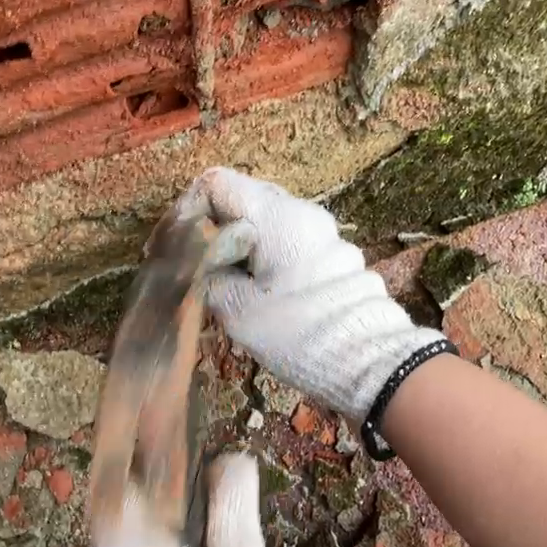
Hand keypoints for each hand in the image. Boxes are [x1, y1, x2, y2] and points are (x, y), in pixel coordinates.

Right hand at [184, 167, 439, 422]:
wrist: (368, 363)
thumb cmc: (295, 331)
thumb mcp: (235, 309)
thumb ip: (210, 276)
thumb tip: (202, 265)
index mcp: (277, 216)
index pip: (218, 182)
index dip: (189, 209)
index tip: (178, 246)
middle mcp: (306, 214)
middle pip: (246, 201)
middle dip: (216, 229)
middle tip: (199, 266)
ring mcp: (328, 237)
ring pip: (272, 227)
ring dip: (246, 248)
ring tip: (231, 286)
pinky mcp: (341, 261)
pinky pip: (295, 248)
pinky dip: (272, 263)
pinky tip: (265, 297)